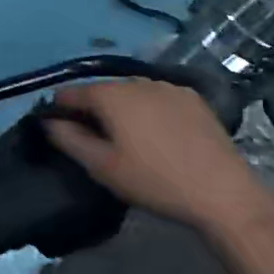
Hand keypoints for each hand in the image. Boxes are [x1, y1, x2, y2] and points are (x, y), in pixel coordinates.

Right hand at [44, 80, 273, 235]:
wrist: (224, 193)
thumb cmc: (155, 181)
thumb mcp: (103, 167)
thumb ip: (69, 140)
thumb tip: (49, 121)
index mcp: (110, 95)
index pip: (71, 93)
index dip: (61, 110)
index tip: (62, 132)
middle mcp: (136, 81)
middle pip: (103, 91)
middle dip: (95, 111)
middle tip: (99, 142)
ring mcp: (168, 86)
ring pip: (132, 93)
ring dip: (124, 110)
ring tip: (132, 140)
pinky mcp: (194, 98)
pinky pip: (159, 98)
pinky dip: (151, 110)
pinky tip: (161, 136)